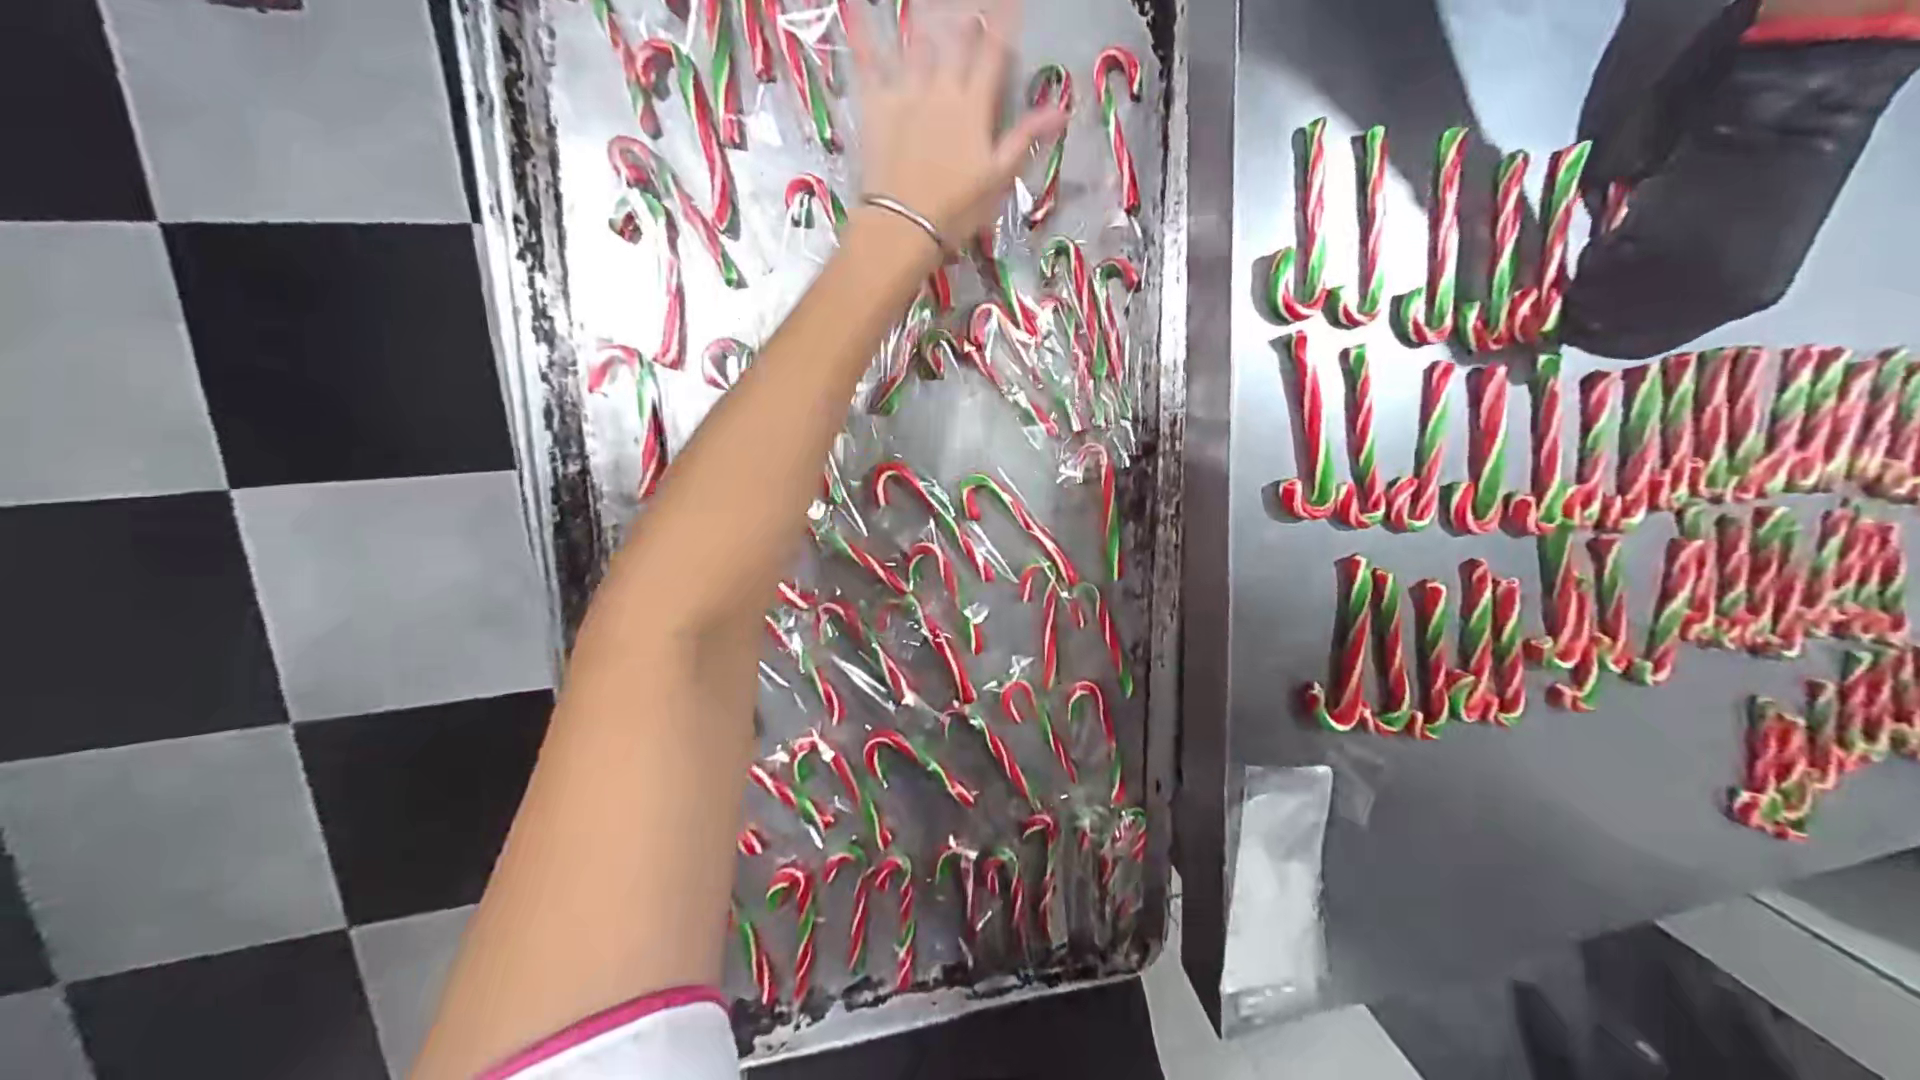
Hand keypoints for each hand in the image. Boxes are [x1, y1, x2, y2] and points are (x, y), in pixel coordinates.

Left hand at [854, 0, 1067, 245]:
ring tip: (929, 16)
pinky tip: (856, 12)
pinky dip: (863, 38)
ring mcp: (905, 94)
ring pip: (916, 47)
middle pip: (955, 43)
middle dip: (965, 24)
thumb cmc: (956, 209)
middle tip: (969, 13)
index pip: (994, 54)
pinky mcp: (875, 107)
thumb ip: (1025, 137)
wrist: (903, 225)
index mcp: (974, 107)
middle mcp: (941, 90)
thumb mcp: (997, 178)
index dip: (1004, 26)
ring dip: (926, 30)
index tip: (1010, 5)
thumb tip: (1061, 109)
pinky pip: (868, 65)